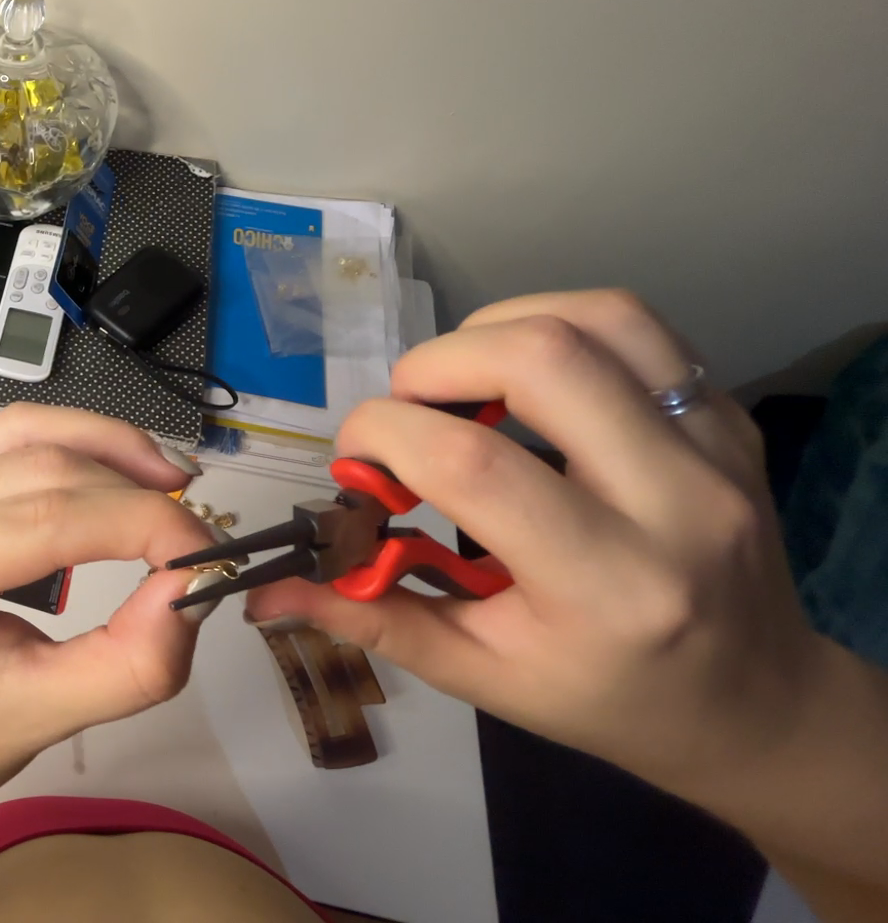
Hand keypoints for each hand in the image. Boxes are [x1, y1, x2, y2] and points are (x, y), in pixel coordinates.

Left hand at [0, 404, 216, 874]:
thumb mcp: (45, 716)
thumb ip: (130, 663)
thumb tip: (195, 588)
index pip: (43, 520)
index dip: (138, 522)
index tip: (207, 552)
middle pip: (38, 467)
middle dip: (133, 490)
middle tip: (198, 533)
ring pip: (25, 433)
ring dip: (107, 446)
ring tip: (172, 483)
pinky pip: (9, 438)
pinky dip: (75, 443)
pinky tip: (120, 468)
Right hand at [246, 290, 822, 791]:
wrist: (759, 703)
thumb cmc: (604, 696)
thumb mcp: (478, 674)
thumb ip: (369, 620)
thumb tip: (264, 595)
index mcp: (607, 584)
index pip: (471, 463)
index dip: (381, 434)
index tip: (355, 460)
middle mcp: (676, 502)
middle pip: (540, 358)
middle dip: (431, 365)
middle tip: (404, 411)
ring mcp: (716, 449)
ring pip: (594, 320)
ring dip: (490, 331)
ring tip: (456, 385)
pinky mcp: (728, 418)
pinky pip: (632, 325)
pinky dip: (548, 324)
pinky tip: (515, 373)